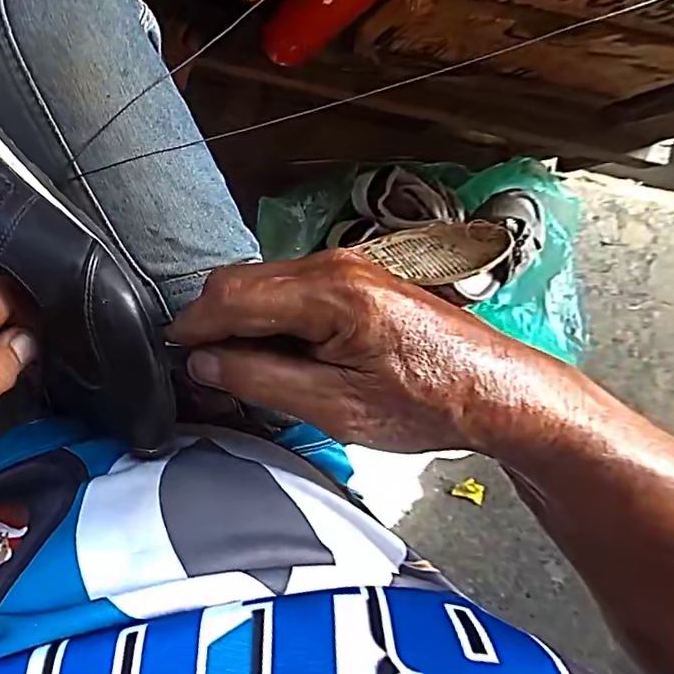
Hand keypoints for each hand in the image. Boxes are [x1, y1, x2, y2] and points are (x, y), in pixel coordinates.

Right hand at [165, 249, 556, 452]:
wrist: (500, 391)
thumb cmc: (433, 402)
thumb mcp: (338, 408)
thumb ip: (261, 380)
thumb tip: (204, 364)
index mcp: (330, 292)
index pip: (231, 297)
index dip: (192, 326)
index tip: (173, 354)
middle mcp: (332, 264)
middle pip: (237, 280)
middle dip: (209, 322)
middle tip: (204, 369)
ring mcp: (342, 265)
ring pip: (258, 282)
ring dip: (237, 320)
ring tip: (241, 367)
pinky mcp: (349, 277)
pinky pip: (284, 287)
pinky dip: (264, 317)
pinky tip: (275, 351)